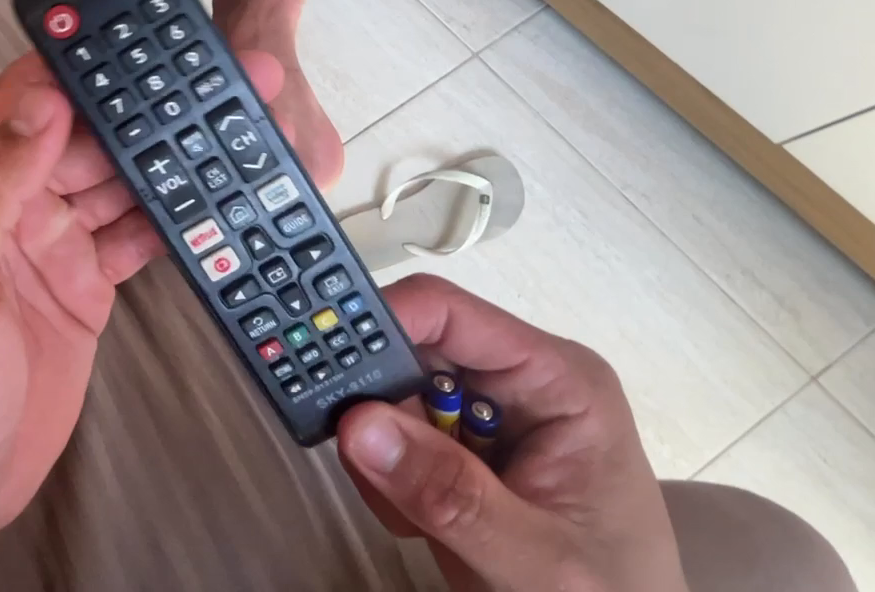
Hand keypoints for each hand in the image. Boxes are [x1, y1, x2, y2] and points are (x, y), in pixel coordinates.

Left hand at [0, 51, 283, 571]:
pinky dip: (169, 216)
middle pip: (79, 135)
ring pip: (113, 179)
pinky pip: (133, 234)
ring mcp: (49, 241)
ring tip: (215, 121)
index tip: (120, 30)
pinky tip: (204, 195)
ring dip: (160, 155)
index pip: (15, 105)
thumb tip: (38, 107)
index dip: (66, 64)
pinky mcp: (84, 282)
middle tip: (196, 76)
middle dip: (135, 106)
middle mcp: (5, 203)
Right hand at [336, 275, 689, 591]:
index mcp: (552, 377)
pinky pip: (384, 432)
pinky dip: (382, 476)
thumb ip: (452, 496)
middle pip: (403, 348)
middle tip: (360, 457)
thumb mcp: (540, 563)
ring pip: (383, 394)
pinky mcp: (453, 443)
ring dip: (378, 455)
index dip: (379, 320)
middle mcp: (510, 378)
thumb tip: (357, 422)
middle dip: (373, 406)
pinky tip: (418, 522)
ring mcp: (477, 410)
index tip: (322, 357)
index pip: (446, 311)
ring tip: (412, 518)